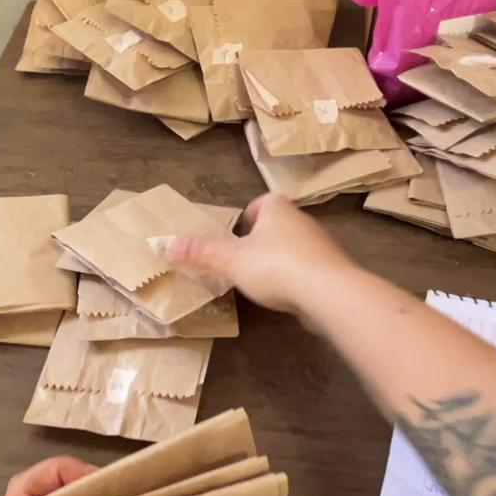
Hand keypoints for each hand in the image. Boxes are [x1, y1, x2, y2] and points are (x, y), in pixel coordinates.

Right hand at [165, 193, 359, 316]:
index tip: (244, 226)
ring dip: (283, 258)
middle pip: (282, 223)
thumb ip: (200, 253)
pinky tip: (288, 295)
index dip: (254, 211)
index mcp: (278, 210)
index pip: (266, 200)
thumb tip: (163, 243)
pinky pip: (310, 269)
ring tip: (265, 278)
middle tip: (247, 256)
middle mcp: (303, 222)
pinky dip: (299, 277)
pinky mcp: (332, 271)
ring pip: (297, 246)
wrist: (328, 292)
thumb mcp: (231, 260)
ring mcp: (321, 247)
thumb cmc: (275, 266)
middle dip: (266, 236)